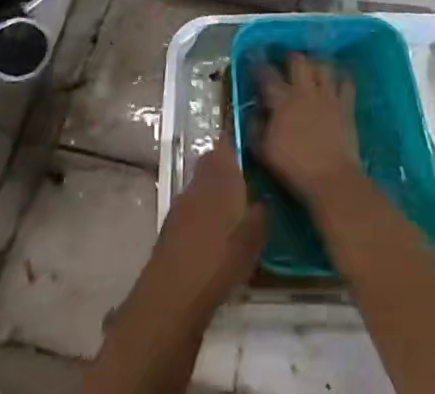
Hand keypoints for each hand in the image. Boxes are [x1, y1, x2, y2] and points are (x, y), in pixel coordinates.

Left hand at [154, 122, 266, 306]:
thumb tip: (263, 197)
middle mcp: (198, 180)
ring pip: (203, 186)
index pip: (228, 141)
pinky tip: (220, 235)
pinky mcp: (172, 226)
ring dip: (218, 192)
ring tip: (240, 210)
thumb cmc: (221, 256)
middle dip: (231, 168)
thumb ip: (263, 209)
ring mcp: (181, 203)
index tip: (257, 144)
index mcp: (220, 172)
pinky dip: (207, 214)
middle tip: (254, 180)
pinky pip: (194, 208)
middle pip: (214, 162)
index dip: (241, 139)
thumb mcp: (256, 233)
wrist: (173, 294)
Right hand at [256, 54, 362, 203]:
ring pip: (323, 66)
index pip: (267, 75)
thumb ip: (254, 128)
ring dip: (316, 63)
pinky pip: (346, 82)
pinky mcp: (346, 105)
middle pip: (298, 61)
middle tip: (286, 60)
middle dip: (290, 56)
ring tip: (312, 66)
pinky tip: (337, 79)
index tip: (254, 58)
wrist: (331, 178)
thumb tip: (253, 113)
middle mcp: (305, 92)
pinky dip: (341, 77)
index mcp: (282, 101)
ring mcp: (328, 96)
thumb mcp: (263, 151)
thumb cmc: (293, 167)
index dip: (258, 64)